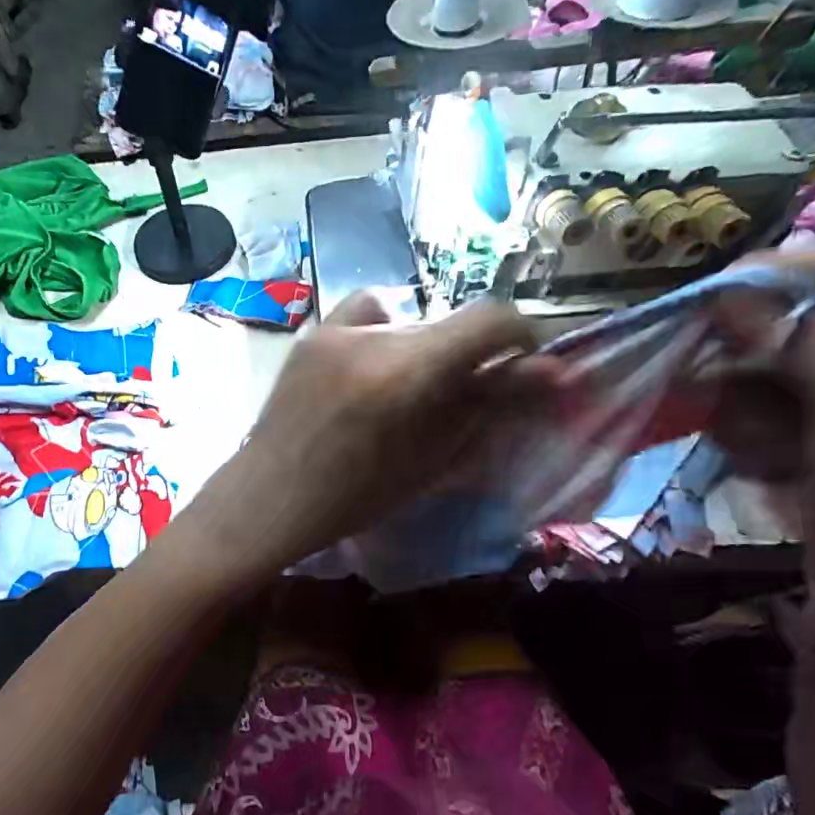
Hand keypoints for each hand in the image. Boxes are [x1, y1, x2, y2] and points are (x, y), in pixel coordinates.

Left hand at [182, 293, 551, 578]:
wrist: (267, 498)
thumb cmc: (351, 499)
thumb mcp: (429, 460)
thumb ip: (486, 409)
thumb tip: (547, 374)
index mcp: (405, 371)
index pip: (489, 318)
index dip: (520, 336)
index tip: (524, 366)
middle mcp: (371, 335)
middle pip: (448, 324)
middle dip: (468, 355)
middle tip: (462, 397)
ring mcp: (334, 328)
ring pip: (410, 321)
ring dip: (426, 349)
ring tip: (409, 392)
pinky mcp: (312, 333)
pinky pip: (367, 315)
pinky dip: (384, 334)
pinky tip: (372, 369)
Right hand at [714, 246, 814, 666]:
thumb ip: (803, 344)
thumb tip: (730, 290)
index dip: (802, 276)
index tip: (731, 289)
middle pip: (807, 324)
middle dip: (762, 358)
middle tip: (721, 374)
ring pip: (770, 374)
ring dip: (751, 409)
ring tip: (767, 453)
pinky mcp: (811, 449)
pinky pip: (760, 418)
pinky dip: (750, 440)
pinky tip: (765, 471)